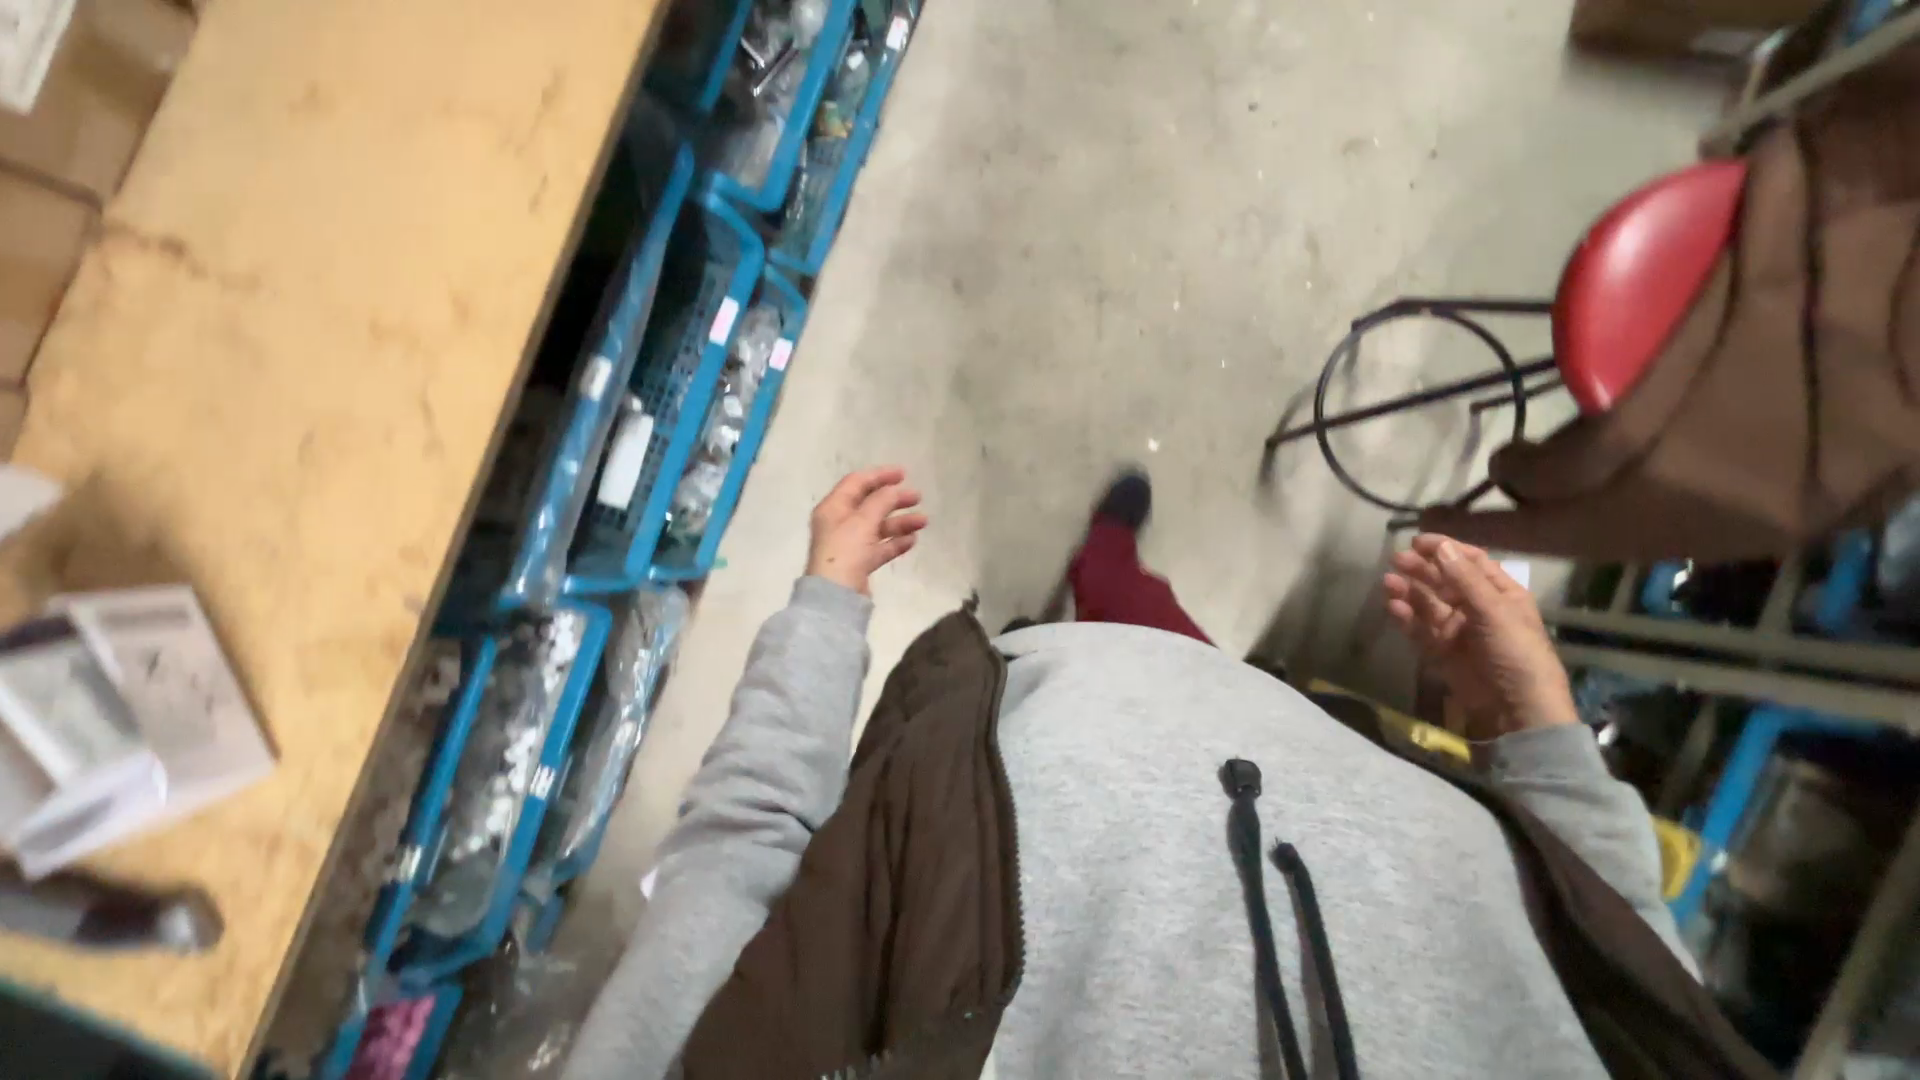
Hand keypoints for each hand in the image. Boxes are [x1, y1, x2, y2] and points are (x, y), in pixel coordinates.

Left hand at [806, 467, 927, 594]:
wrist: (836, 595)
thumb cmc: (846, 551)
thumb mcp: (863, 521)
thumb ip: (881, 501)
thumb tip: (893, 490)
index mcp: (834, 507)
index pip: (857, 483)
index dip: (880, 475)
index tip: (903, 474)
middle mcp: (840, 523)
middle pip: (870, 504)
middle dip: (894, 500)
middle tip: (918, 497)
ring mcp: (850, 544)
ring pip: (878, 526)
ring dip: (900, 522)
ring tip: (923, 521)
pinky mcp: (860, 562)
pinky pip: (880, 547)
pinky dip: (895, 542)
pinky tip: (912, 540)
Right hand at [1382, 534, 1577, 738]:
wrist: (1515, 709)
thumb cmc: (1515, 653)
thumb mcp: (1494, 611)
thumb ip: (1464, 579)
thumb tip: (1441, 547)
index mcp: (1501, 594)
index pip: (1471, 562)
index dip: (1446, 549)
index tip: (1418, 541)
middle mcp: (1478, 608)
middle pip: (1445, 581)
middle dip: (1422, 569)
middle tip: (1396, 559)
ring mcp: (1457, 630)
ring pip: (1428, 604)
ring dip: (1409, 591)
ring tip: (1388, 582)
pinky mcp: (1440, 651)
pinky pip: (1419, 629)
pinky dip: (1406, 618)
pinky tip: (1393, 607)